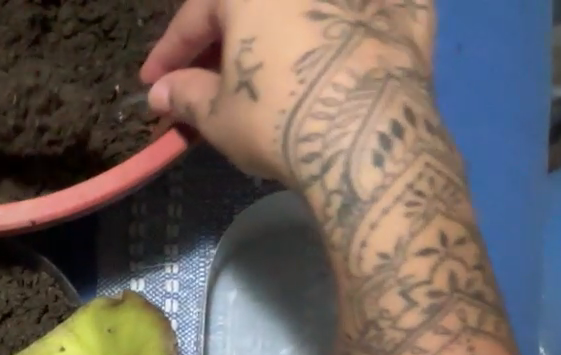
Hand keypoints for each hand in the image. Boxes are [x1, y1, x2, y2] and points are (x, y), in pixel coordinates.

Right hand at [140, 0, 435, 186]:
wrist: (365, 136)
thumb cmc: (276, 119)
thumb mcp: (219, 115)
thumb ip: (186, 95)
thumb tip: (161, 91)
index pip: (195, 13)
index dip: (169, 51)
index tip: (152, 82)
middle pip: (252, 4)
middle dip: (225, 38)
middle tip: (208, 74)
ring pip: (308, 8)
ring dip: (285, 31)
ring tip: (270, 66)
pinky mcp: (407, 7)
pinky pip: (373, 10)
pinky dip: (353, 26)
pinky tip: (342, 51)